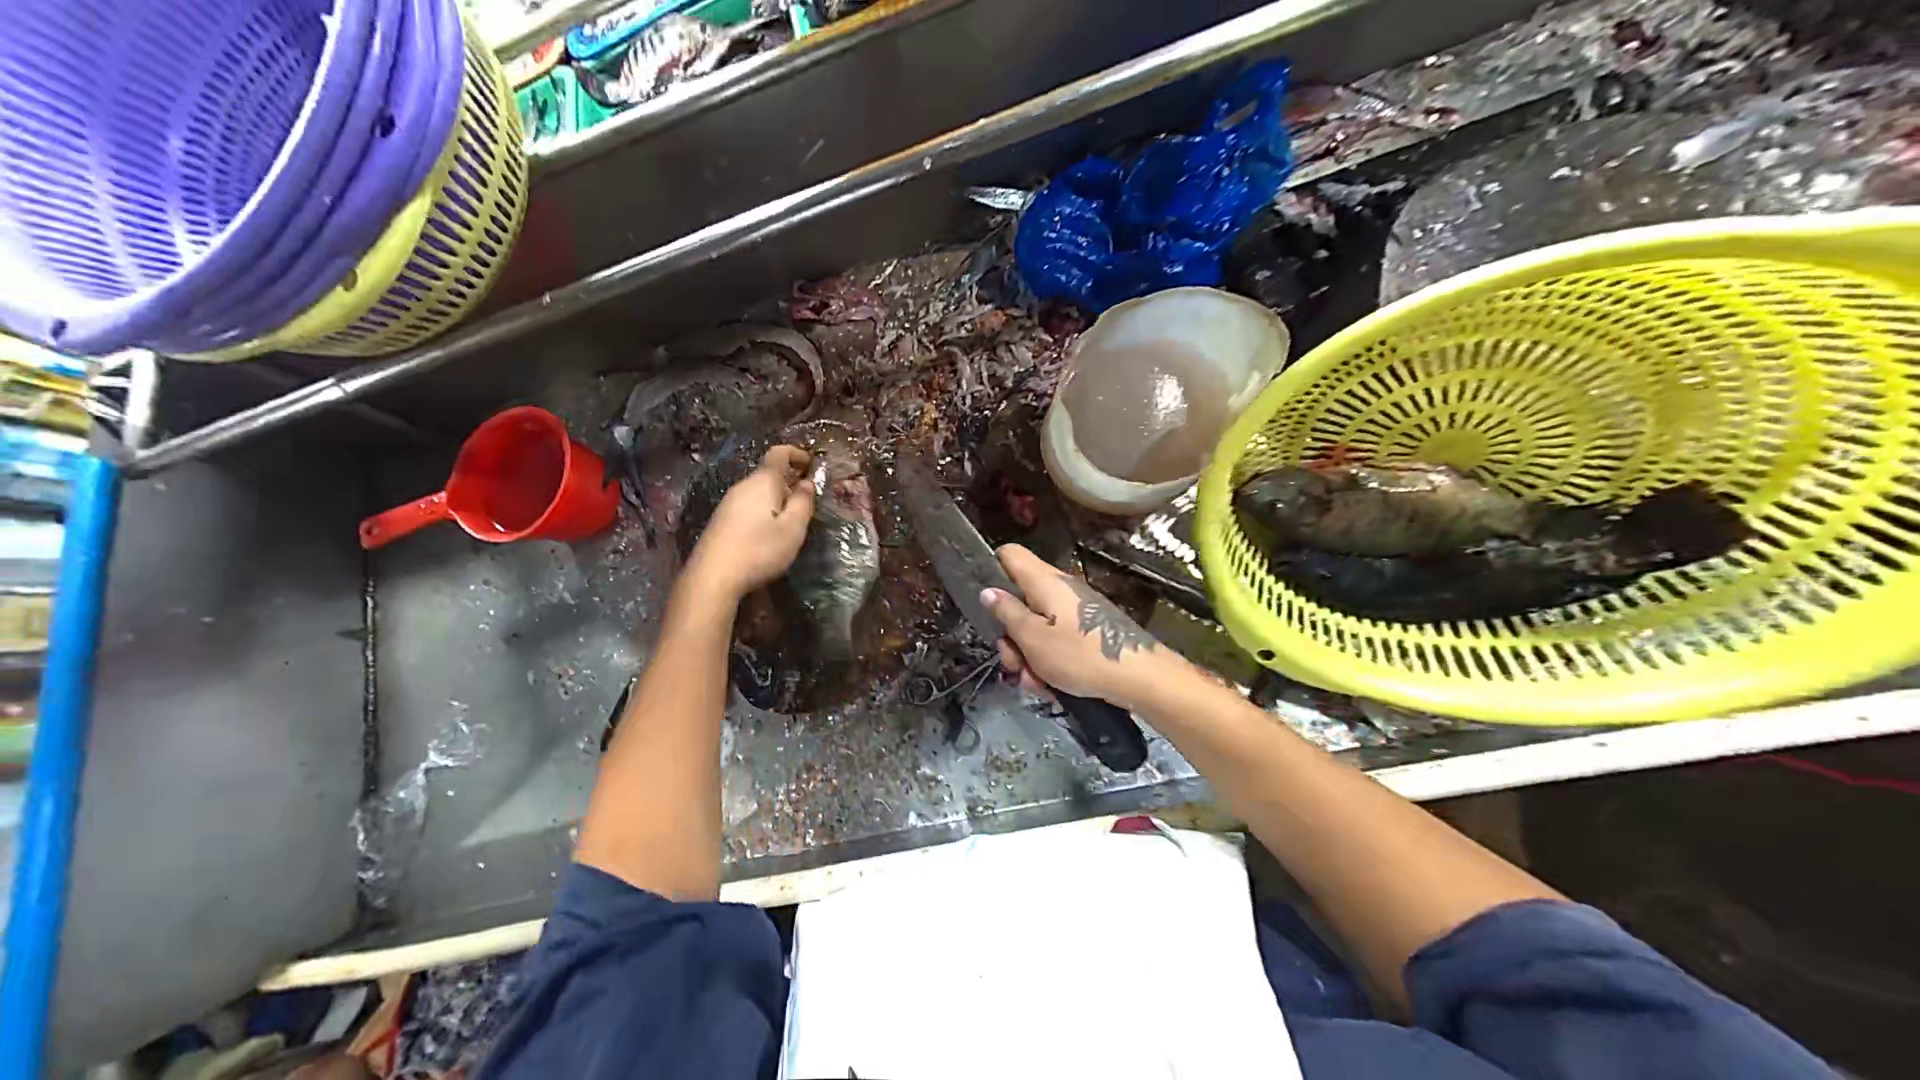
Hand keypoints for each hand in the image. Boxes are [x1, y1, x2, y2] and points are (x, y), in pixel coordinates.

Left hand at [682, 445, 815, 604]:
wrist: (713, 577)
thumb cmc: (759, 550)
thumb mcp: (793, 528)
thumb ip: (803, 502)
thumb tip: (807, 483)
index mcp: (762, 482)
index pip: (779, 453)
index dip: (798, 454)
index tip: (812, 466)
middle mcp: (743, 486)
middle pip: (768, 473)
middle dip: (790, 481)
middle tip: (808, 501)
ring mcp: (728, 503)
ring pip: (758, 491)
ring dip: (778, 498)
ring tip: (792, 520)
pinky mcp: (721, 521)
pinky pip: (748, 505)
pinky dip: (765, 510)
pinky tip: (769, 534)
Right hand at [981, 544, 1196, 711]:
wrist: (1139, 677)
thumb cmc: (1080, 654)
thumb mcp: (1032, 638)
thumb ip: (1007, 613)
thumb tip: (987, 591)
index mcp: (1044, 581)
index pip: (1009, 555)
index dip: (990, 571)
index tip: (986, 605)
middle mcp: (1060, 589)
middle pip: (1020, 601)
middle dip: (1011, 635)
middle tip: (1012, 663)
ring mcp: (1076, 610)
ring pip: (1037, 628)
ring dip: (1029, 656)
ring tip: (1035, 683)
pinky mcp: (1089, 631)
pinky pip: (1057, 642)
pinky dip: (1050, 662)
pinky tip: (1053, 687)